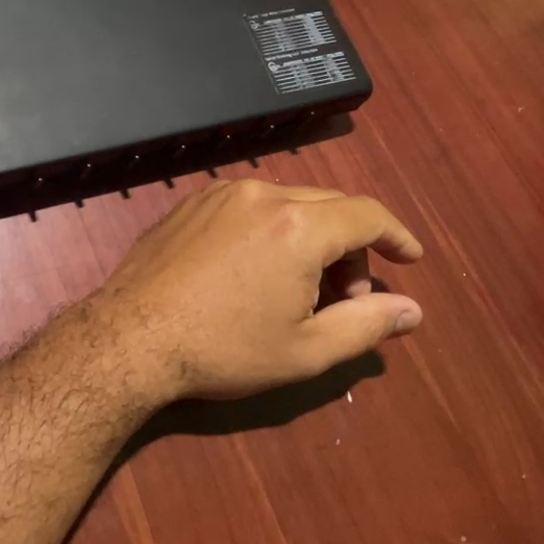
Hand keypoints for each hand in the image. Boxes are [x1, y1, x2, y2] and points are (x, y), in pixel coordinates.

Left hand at [90, 179, 423, 401]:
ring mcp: (218, 194)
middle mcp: (259, 194)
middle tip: (347, 298)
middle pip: (327, 206)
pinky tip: (256, 270)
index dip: (396, 236)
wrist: (132, 336)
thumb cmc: (224, 348)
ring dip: (309, 237)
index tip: (410, 259)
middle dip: (350, 247)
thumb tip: (411, 309)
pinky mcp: (189, 203)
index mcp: (297, 225)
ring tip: (299, 290)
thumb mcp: (305, 349)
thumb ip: (366, 325)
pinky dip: (270, 228)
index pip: (366, 215)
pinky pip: (247, 205)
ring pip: (286, 202)